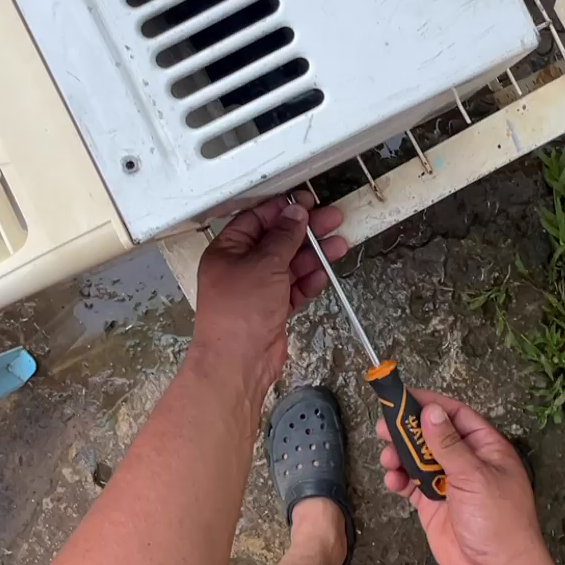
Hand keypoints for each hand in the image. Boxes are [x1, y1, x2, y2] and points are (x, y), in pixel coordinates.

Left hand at [188, 192, 346, 397]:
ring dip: (313, 255)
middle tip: (331, 220)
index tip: (305, 203)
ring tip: (338, 245)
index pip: (256, 219)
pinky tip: (322, 274)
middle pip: (277, 240)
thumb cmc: (237, 315)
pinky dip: (308, 281)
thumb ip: (283, 237)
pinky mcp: (271, 309)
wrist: (238, 362)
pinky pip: (293, 288)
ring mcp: (256, 289)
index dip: (282, 209)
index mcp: (227, 250)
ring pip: (289, 265)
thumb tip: (294, 214)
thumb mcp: (264, 264)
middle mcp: (240, 268)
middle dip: (305, 231)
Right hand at [378, 389, 546, 564]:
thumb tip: (430, 411)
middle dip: (407, 430)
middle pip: (432, 435)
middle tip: (384, 427)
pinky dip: (400, 480)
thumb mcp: (474, 477)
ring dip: (400, 456)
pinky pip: (412, 484)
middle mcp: (467, 462)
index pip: (455, 415)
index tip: (403, 397)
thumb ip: (448, 444)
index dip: (430, 404)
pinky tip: (393, 481)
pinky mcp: (434, 505)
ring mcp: (450, 484)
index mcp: (486, 449)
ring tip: (387, 458)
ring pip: (418, 459)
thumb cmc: (499, 524)